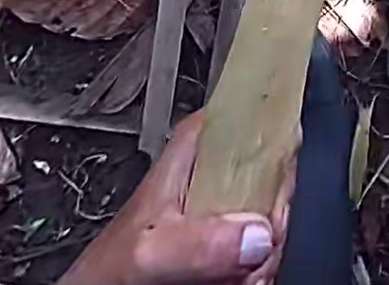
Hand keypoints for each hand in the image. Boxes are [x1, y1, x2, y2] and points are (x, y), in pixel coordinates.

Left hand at [58, 113, 288, 284]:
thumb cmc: (110, 266)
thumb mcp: (149, 252)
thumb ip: (198, 242)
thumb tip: (256, 234)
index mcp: (199, 142)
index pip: (259, 119)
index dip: (277, 159)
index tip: (274, 204)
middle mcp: (216, 162)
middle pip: (274, 172)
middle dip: (272, 217)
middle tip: (257, 250)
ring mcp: (224, 194)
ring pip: (272, 208)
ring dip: (267, 247)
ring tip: (244, 273)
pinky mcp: (227, 226)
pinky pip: (264, 237)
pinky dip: (261, 262)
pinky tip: (245, 278)